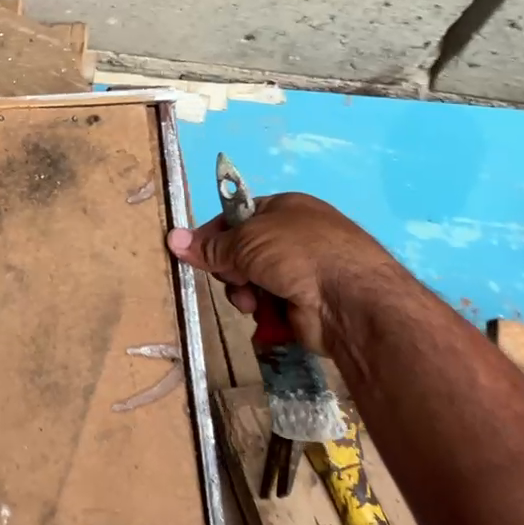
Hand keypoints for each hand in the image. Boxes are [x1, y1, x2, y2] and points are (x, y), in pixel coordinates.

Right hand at [166, 192, 401, 354]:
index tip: (193, 253)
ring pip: (250, 281)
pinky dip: (262, 310)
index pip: (236, 218)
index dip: (213, 235)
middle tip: (233, 276)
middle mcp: (293, 238)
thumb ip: (210, 246)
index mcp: (284, 209)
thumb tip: (172, 239)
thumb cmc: (298, 253)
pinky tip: (266, 315)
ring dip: (243, 292)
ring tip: (252, 301)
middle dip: (230, 268)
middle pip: (240, 252)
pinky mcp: (303, 303)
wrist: (351, 301)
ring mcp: (300, 272)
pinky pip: (267, 304)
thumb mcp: (246, 241)